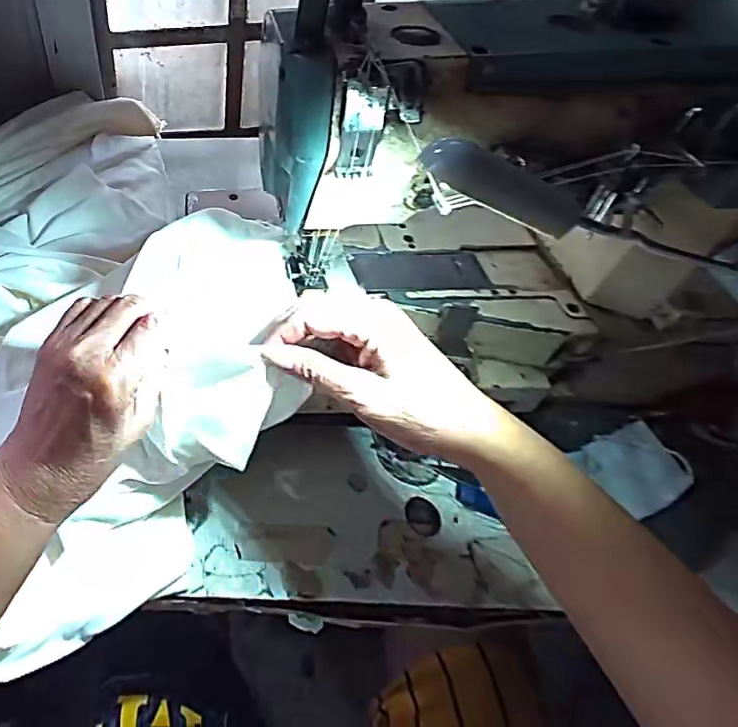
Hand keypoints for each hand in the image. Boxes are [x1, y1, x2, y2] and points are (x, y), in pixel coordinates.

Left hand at [0, 295, 165, 523]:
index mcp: (113, 378)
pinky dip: (95, 308)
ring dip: (120, 306)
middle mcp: (86, 354)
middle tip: (152, 316)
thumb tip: (158, 350)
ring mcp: (63, 347)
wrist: (38, 468)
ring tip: (130, 317)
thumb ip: (151, 381)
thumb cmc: (89, 457)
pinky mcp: (48, 346)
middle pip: (124, 308)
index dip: (159, 323)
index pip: (145, 329)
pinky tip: (104, 319)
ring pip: (101, 303)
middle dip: (143, 308)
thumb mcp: (137, 424)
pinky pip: (76, 309)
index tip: (164, 324)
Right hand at [260, 291, 514, 465]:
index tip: (265, 355)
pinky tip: (311, 364)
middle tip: (269, 357)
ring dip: (302, 337)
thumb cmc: (432, 415)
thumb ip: (316, 372)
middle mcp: (376, 313)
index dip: (283, 334)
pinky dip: (319, 344)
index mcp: (374, 320)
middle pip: (315, 307)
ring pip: (324, 316)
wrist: (472, 431)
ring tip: (286, 362)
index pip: (311, 312)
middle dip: (288, 330)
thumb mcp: (364, 397)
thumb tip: (278, 356)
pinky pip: (338, 330)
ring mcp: (378, 323)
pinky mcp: (379, 336)